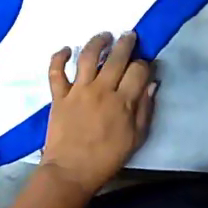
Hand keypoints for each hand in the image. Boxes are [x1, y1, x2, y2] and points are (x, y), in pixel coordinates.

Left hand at [40, 32, 156, 194]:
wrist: (71, 171)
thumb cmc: (106, 158)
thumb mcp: (136, 138)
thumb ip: (144, 109)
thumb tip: (151, 84)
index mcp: (123, 101)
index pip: (138, 71)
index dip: (144, 64)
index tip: (145, 64)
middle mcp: (101, 90)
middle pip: (116, 58)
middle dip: (126, 43)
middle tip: (129, 35)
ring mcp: (78, 91)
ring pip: (87, 57)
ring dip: (97, 42)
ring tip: (104, 36)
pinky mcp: (58, 96)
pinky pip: (56, 72)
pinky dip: (59, 57)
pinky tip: (65, 49)